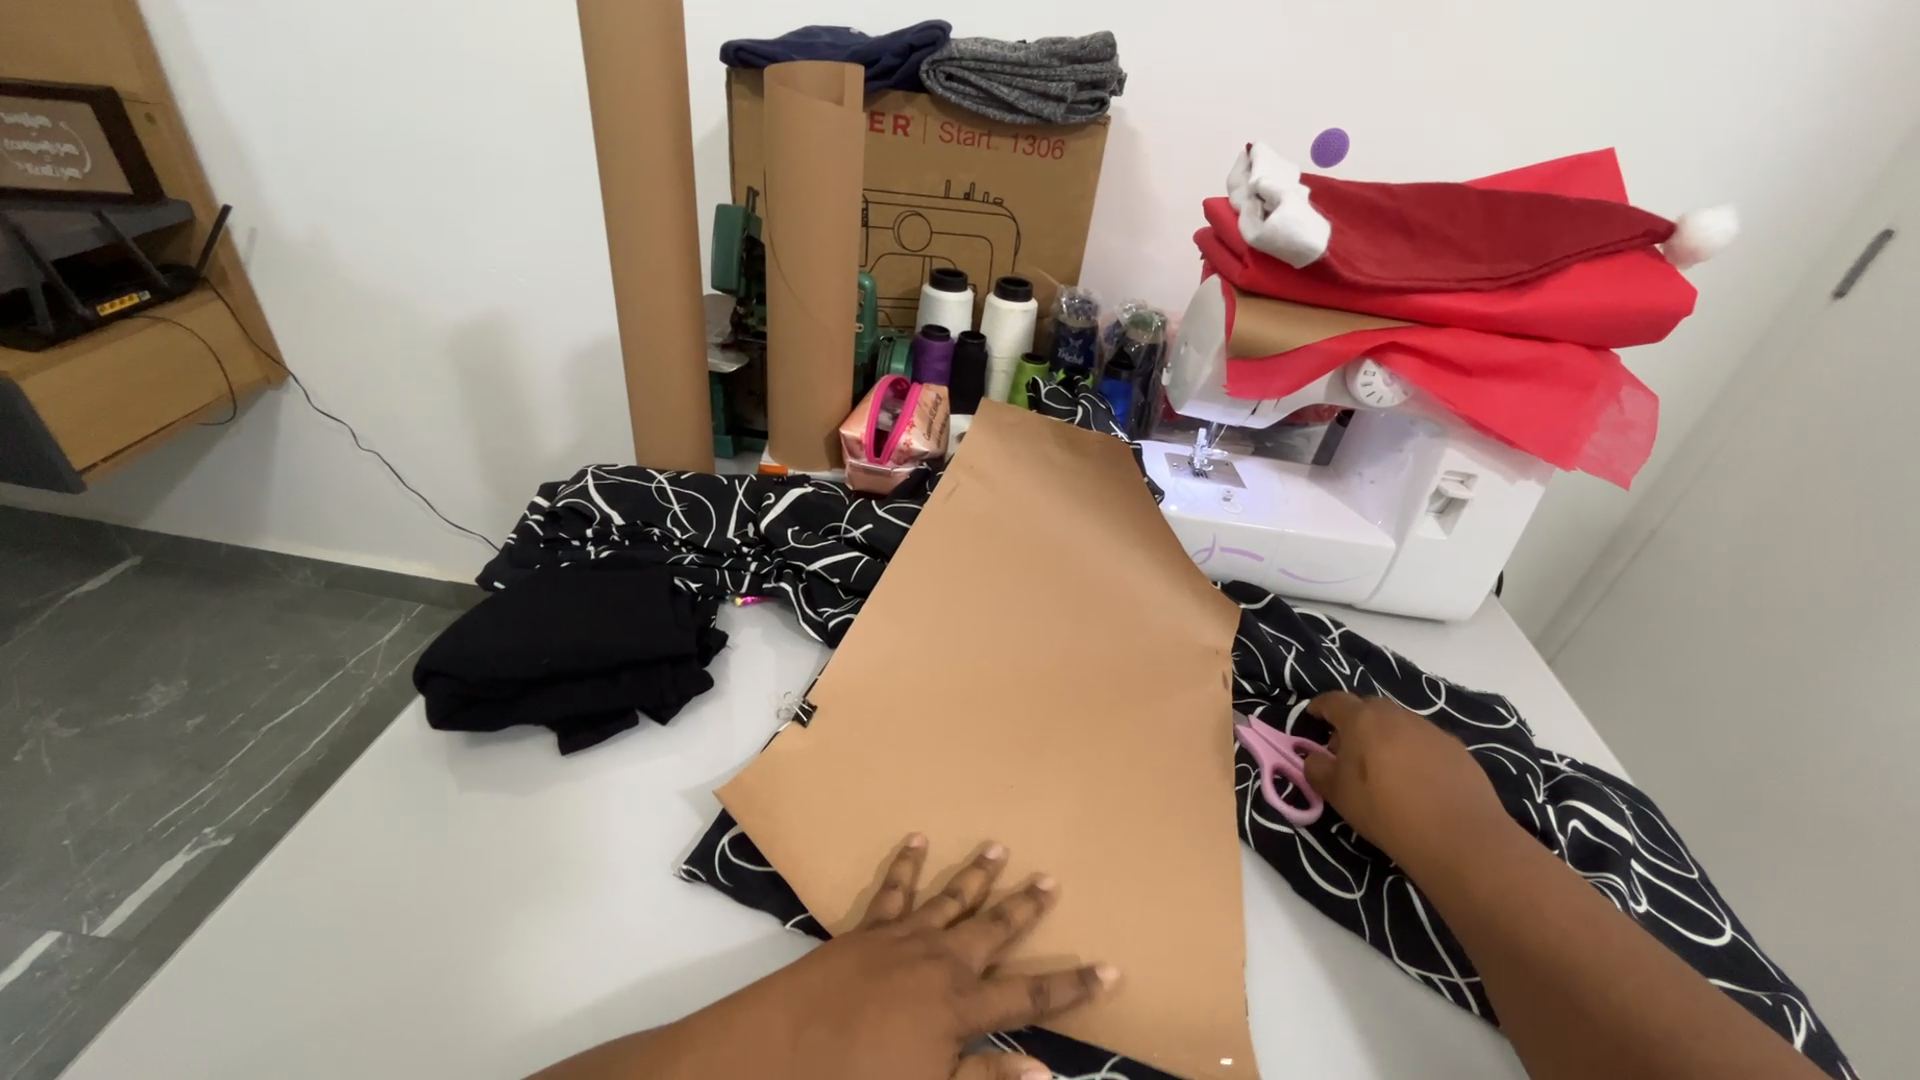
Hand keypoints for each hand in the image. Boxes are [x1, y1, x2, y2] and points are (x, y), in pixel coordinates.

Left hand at [672, 836, 1112, 1079]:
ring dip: (977, 875)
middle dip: (1025, 906)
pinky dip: (908, 865)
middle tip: (1051, 878)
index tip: (1111, 968)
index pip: (1031, 997)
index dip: (1073, 986)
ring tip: (999, 847)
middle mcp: (940, 963)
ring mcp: (902, 939)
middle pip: (994, 930)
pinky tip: (919, 840)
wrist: (781, 1053)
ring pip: (951, 900)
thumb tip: (1048, 1072)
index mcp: (960, 1008)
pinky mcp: (867, 930)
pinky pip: (894, 890)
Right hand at [1302, 692, 1517, 874]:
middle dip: (1354, 723)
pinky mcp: (1457, 749)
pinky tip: (1416, 781)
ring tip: (1383, 768)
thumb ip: (1317, 769)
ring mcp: (1431, 730)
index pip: (1334, 700)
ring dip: (1384, 737)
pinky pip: (1424, 742)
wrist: (1460, 838)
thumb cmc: (1385, 811)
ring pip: (1398, 725)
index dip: (1320, 707)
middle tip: (1347, 750)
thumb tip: (1317, 758)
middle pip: (1368, 708)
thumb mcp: (1337, 794)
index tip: (1313, 718)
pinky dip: (1412, 752)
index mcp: (1362, 720)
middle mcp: (1397, 716)